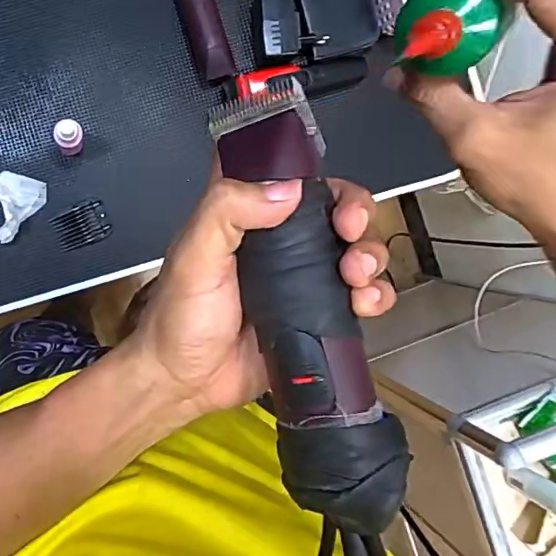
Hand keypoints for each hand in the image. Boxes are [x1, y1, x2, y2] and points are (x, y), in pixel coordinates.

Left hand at [121, 172, 395, 425]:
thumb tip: (284, 191)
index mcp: (248, 217)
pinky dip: (376, 295)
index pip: (290, 176)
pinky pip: (361, 297)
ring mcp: (303, 279)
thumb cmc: (178, 319)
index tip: (326, 187)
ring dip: (371, 255)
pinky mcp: (319, 315)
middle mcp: (281, 244)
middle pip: (336, 210)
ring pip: (356, 250)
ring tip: (357, 274)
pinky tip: (365, 303)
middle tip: (351, 229)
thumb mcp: (194, 255)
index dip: (315, 172)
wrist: (186, 383)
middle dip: (357, 213)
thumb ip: (228, 210)